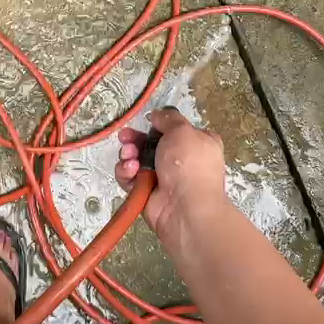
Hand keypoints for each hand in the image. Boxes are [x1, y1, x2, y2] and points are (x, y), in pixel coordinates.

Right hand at [116, 107, 229, 247]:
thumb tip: (157, 116)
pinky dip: (126, 173)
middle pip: (150, 143)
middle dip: (135, 139)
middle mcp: (181, 161)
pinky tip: (130, 171)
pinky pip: (130, 177)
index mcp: (198, 144)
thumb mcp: (182, 131)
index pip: (176, 130)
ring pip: (137, 159)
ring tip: (129, 157)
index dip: (161, 125)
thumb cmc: (189, 164)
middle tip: (125, 137)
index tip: (149, 122)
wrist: (184, 207)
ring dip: (129, 155)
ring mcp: (162, 177)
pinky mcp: (146, 191)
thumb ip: (168, 118)